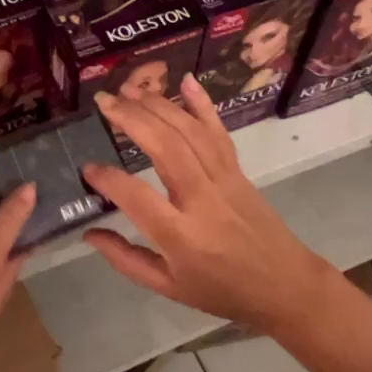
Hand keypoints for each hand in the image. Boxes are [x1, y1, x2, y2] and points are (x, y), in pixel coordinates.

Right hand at [82, 74, 345, 331]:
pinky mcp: (238, 170)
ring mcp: (224, 180)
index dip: (107, 179)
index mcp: (181, 236)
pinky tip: (185, 81)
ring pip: (189, 132)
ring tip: (129, 89)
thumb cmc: (221, 291)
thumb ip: (125, 259)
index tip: (87, 169)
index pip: (136, 197)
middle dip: (132, 119)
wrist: (285, 285)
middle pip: (165, 147)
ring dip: (158, 105)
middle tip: (103, 102)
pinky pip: (218, 132)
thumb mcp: (167, 287)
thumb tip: (88, 232)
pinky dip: (203, 104)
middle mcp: (202, 200)